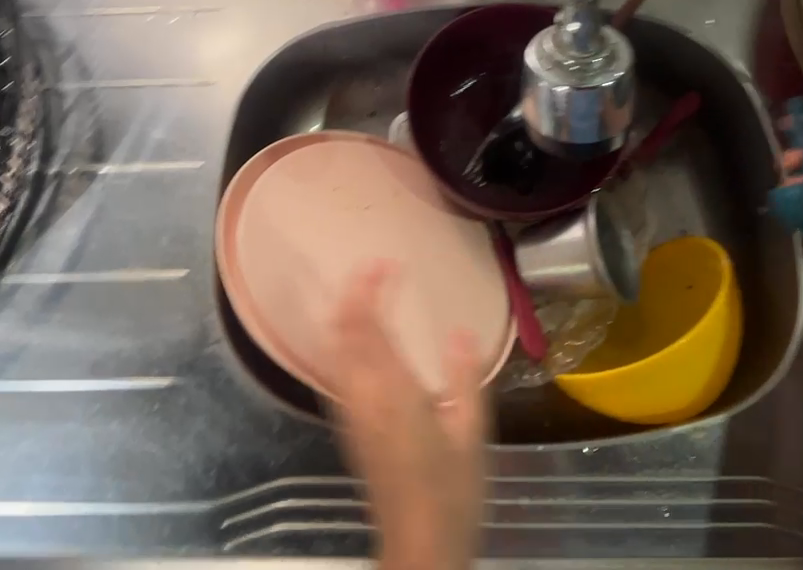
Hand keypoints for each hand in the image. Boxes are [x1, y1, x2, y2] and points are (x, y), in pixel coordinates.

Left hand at [331, 263, 487, 569]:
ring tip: (358, 290)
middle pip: (340, 331)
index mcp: (394, 391)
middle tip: (367, 267)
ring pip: (330, 349)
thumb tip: (461, 331)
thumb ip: (465, 377)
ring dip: (338, 313)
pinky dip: (337, 340)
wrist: (419, 546)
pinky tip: (350, 335)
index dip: (368, 287)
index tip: (384, 262)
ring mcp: (349, 412)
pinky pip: (333, 370)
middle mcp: (362, 396)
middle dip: (347, 292)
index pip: (368, 325)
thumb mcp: (472, 432)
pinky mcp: (347, 428)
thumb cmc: (453, 491)